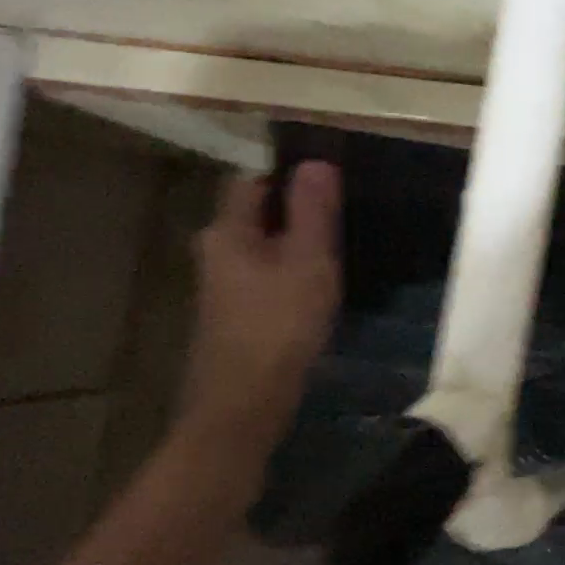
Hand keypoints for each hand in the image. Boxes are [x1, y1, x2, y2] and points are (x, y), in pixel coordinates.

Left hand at [184, 162, 340, 450]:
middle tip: (348, 212)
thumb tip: (316, 162)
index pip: (253, 182)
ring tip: (344, 245)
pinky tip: (324, 284)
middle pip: (258, 215)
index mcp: (227, 233)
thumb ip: (312, 211)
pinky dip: (294, 270)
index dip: (290, 175)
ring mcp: (224, 286)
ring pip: (265, 247)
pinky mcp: (238, 313)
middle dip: (298, 209)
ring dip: (298, 242)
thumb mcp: (308, 260)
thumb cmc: (279, 323)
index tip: (335, 180)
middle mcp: (217, 253)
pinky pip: (269, 274)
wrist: (245, 402)